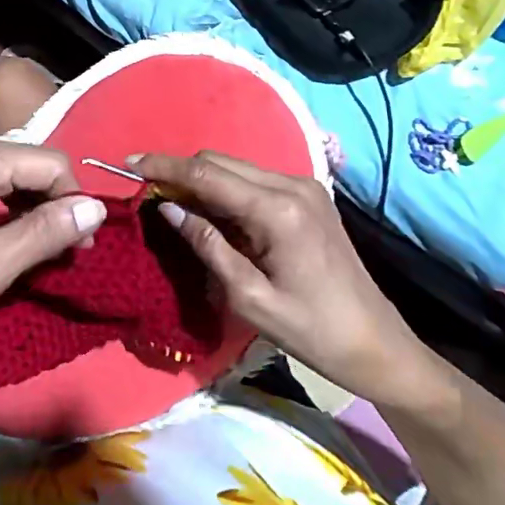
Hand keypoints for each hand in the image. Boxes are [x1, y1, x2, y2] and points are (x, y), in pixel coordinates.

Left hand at [0, 135, 107, 354]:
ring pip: (16, 176)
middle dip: (56, 206)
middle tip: (66, 252)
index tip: (82, 247)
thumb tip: (97, 209)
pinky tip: (13, 240)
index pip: (52, 164)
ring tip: (43, 251)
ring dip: (35, 210)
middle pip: (34, 166)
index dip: (75, 203)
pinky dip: (11, 210)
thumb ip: (47, 233)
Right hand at [129, 151, 441, 404]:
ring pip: (235, 168)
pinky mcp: (308, 197)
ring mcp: (303, 187)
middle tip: (146, 194)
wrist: (376, 342)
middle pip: (219, 162)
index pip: (207, 174)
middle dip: (179, 172)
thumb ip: (207, 245)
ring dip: (201, 181)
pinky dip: (224, 190)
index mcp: (278, 210)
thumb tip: (168, 208)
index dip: (164, 167)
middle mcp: (292, 185)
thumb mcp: (249, 298)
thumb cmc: (311, 330)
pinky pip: (253, 181)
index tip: (128, 163)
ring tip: (171, 205)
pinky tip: (209, 213)